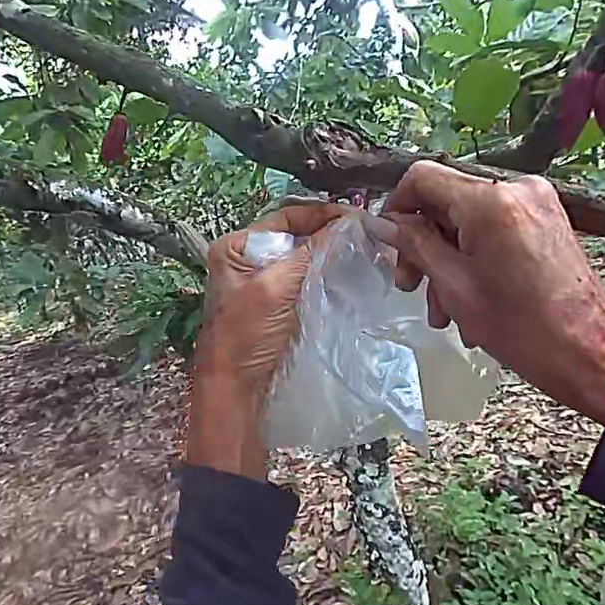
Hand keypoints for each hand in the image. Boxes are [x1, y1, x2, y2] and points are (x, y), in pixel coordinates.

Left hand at [186, 203, 348, 478]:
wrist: (237, 391)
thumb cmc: (247, 334)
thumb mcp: (276, 286)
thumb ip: (312, 252)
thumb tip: (349, 223)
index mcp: (236, 247)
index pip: (286, 217)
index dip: (322, 214)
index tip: (357, 218)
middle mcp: (249, 261)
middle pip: (298, 238)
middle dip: (332, 235)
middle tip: (368, 236)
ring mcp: (265, 285)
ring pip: (307, 260)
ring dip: (334, 257)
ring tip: (368, 255)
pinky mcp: (280, 308)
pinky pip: (309, 283)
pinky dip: (330, 278)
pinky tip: (353, 278)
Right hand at [374, 161, 604, 424]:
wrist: (589, 353)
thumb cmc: (522, 328)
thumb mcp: (454, 286)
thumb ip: (414, 245)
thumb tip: (383, 224)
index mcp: (490, 201)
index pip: (422, 177)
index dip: (396, 206)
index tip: (388, 240)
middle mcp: (517, 188)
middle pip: (446, 199)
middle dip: (422, 243)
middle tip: (409, 285)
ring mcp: (537, 202)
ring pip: (469, 218)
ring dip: (447, 258)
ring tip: (442, 308)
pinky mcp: (547, 219)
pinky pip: (495, 227)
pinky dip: (475, 256)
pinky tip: (469, 297)